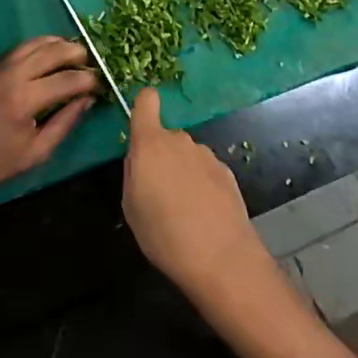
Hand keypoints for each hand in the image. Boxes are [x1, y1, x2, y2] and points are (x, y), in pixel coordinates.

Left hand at [0, 36, 98, 205]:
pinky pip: (21, 47)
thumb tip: (88, 99)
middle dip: (78, 54)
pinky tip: (52, 54)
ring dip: (60, 44)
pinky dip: (40, 45)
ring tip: (76, 54)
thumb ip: (66, 122)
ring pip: (36, 43)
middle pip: (53, 51)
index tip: (102, 86)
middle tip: (93, 63)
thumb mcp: (37, 151)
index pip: (68, 79)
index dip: (90, 80)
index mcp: (24, 99)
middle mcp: (12, 75)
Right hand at [123, 87, 263, 296]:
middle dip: (161, 158)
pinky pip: (205, 171)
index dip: (143, 105)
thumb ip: (134, 173)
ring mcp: (206, 154)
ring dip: (182, 173)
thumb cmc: (163, 234)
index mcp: (150, 144)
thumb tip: (141, 159)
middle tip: (158, 195)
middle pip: (165, 138)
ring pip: (186, 156)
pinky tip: (204, 215)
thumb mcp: (131, 207)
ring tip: (183, 212)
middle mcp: (180, 140)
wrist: (220, 256)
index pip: (146, 101)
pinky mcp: (226, 170)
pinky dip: (202, 185)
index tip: (142, 123)